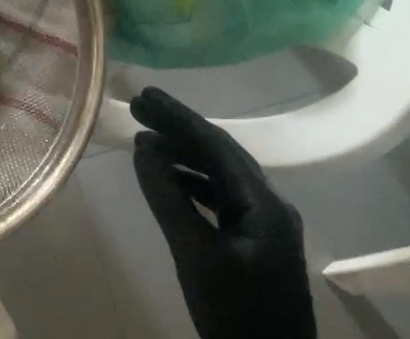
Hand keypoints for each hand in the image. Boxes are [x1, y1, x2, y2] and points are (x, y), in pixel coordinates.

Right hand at [131, 87, 315, 338]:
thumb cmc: (235, 314)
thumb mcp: (196, 255)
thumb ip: (168, 198)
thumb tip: (142, 146)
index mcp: (265, 203)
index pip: (217, 145)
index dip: (178, 117)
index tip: (143, 95)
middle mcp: (270, 206)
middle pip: (221, 155)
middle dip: (179, 130)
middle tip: (138, 107)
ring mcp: (264, 227)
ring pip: (220, 177)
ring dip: (184, 156)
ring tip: (145, 141)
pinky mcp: (254, 247)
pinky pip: (221, 200)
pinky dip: (192, 185)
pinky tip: (169, 182)